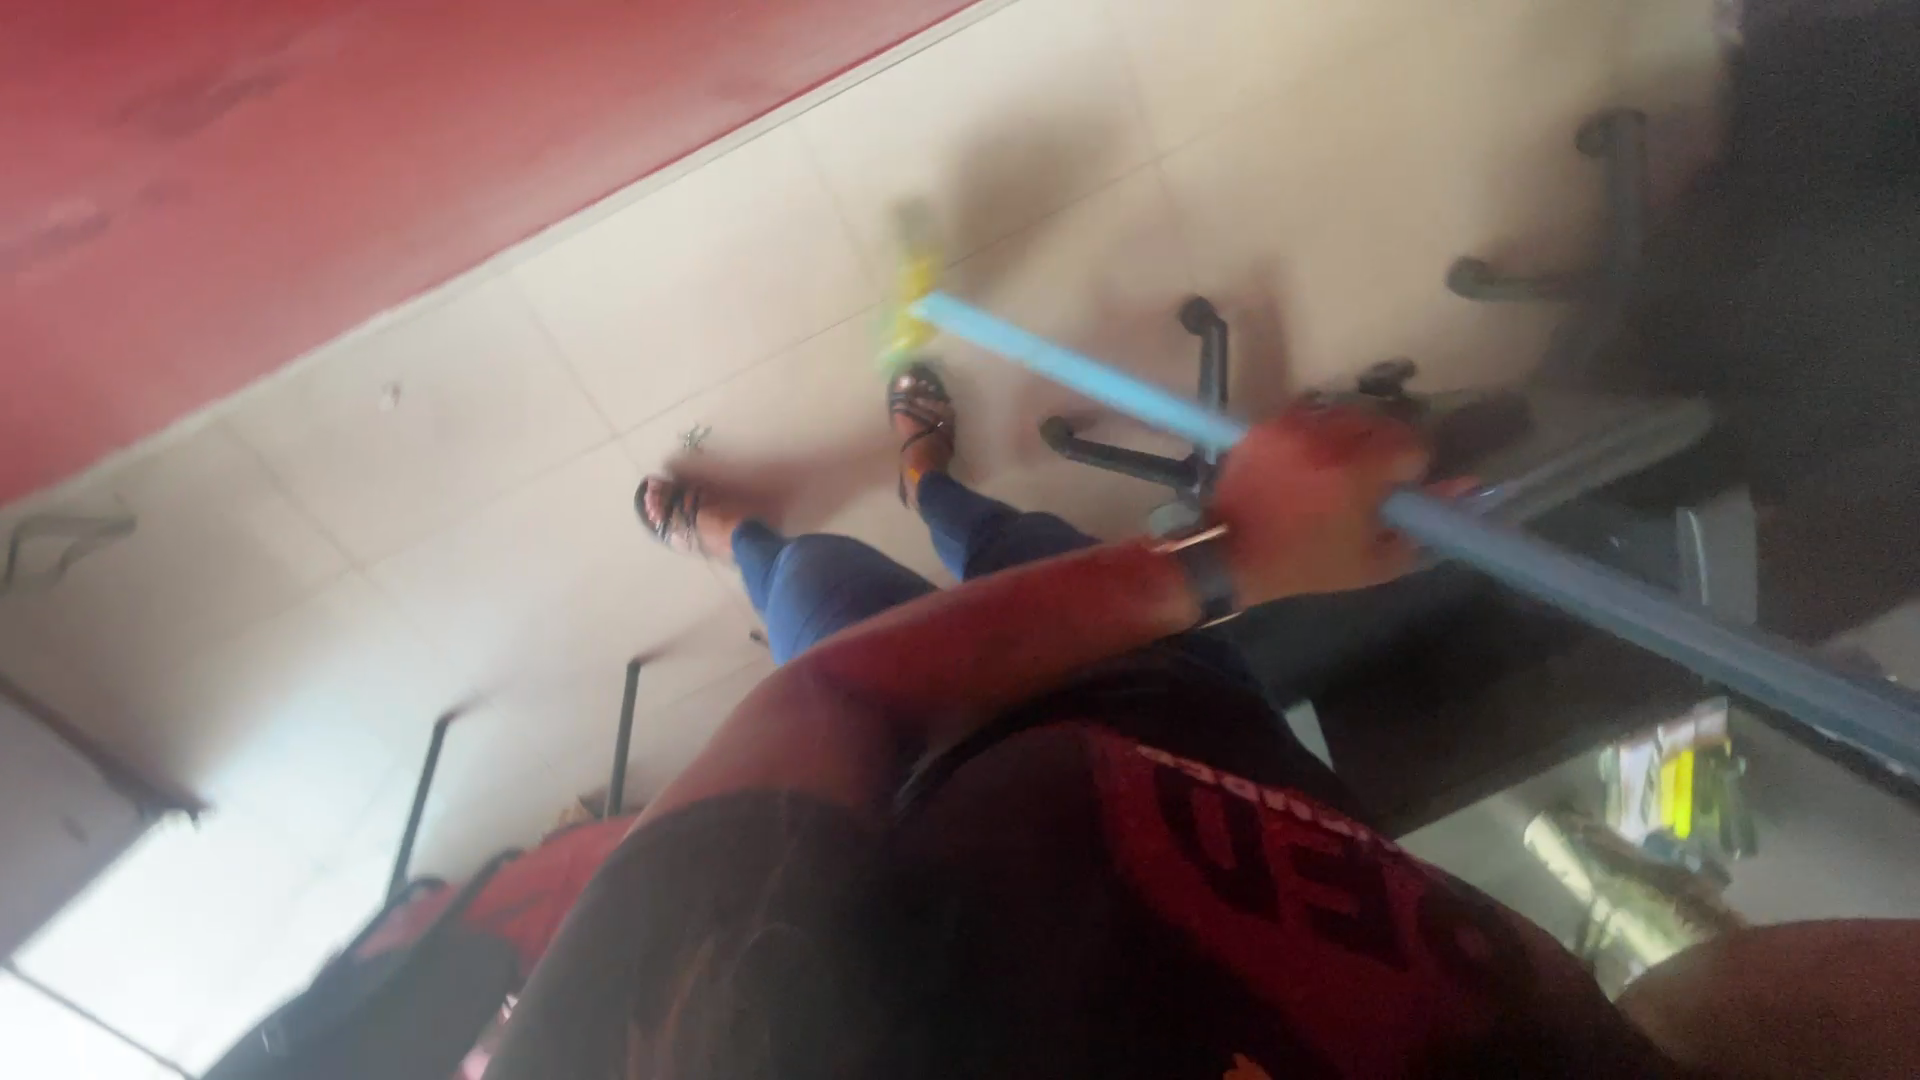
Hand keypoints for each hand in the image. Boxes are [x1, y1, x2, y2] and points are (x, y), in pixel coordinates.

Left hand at [1210, 403, 1434, 604]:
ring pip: (1341, 413)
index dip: (1411, 467)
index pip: (1411, 444)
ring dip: (1349, 435)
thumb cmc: (1304, 566)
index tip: (1398, 487)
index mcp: (1356, 471)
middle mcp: (1324, 439)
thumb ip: (1423, 524)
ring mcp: (1289, 430)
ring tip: (1337, 466)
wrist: (1231, 557)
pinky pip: (1304, 415)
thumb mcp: (1373, 561)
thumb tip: (1464, 486)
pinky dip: (1314, 431)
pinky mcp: (1263, 429)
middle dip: (1382, 446)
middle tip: (1370, 476)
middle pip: (1378, 422)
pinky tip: (1309, 457)